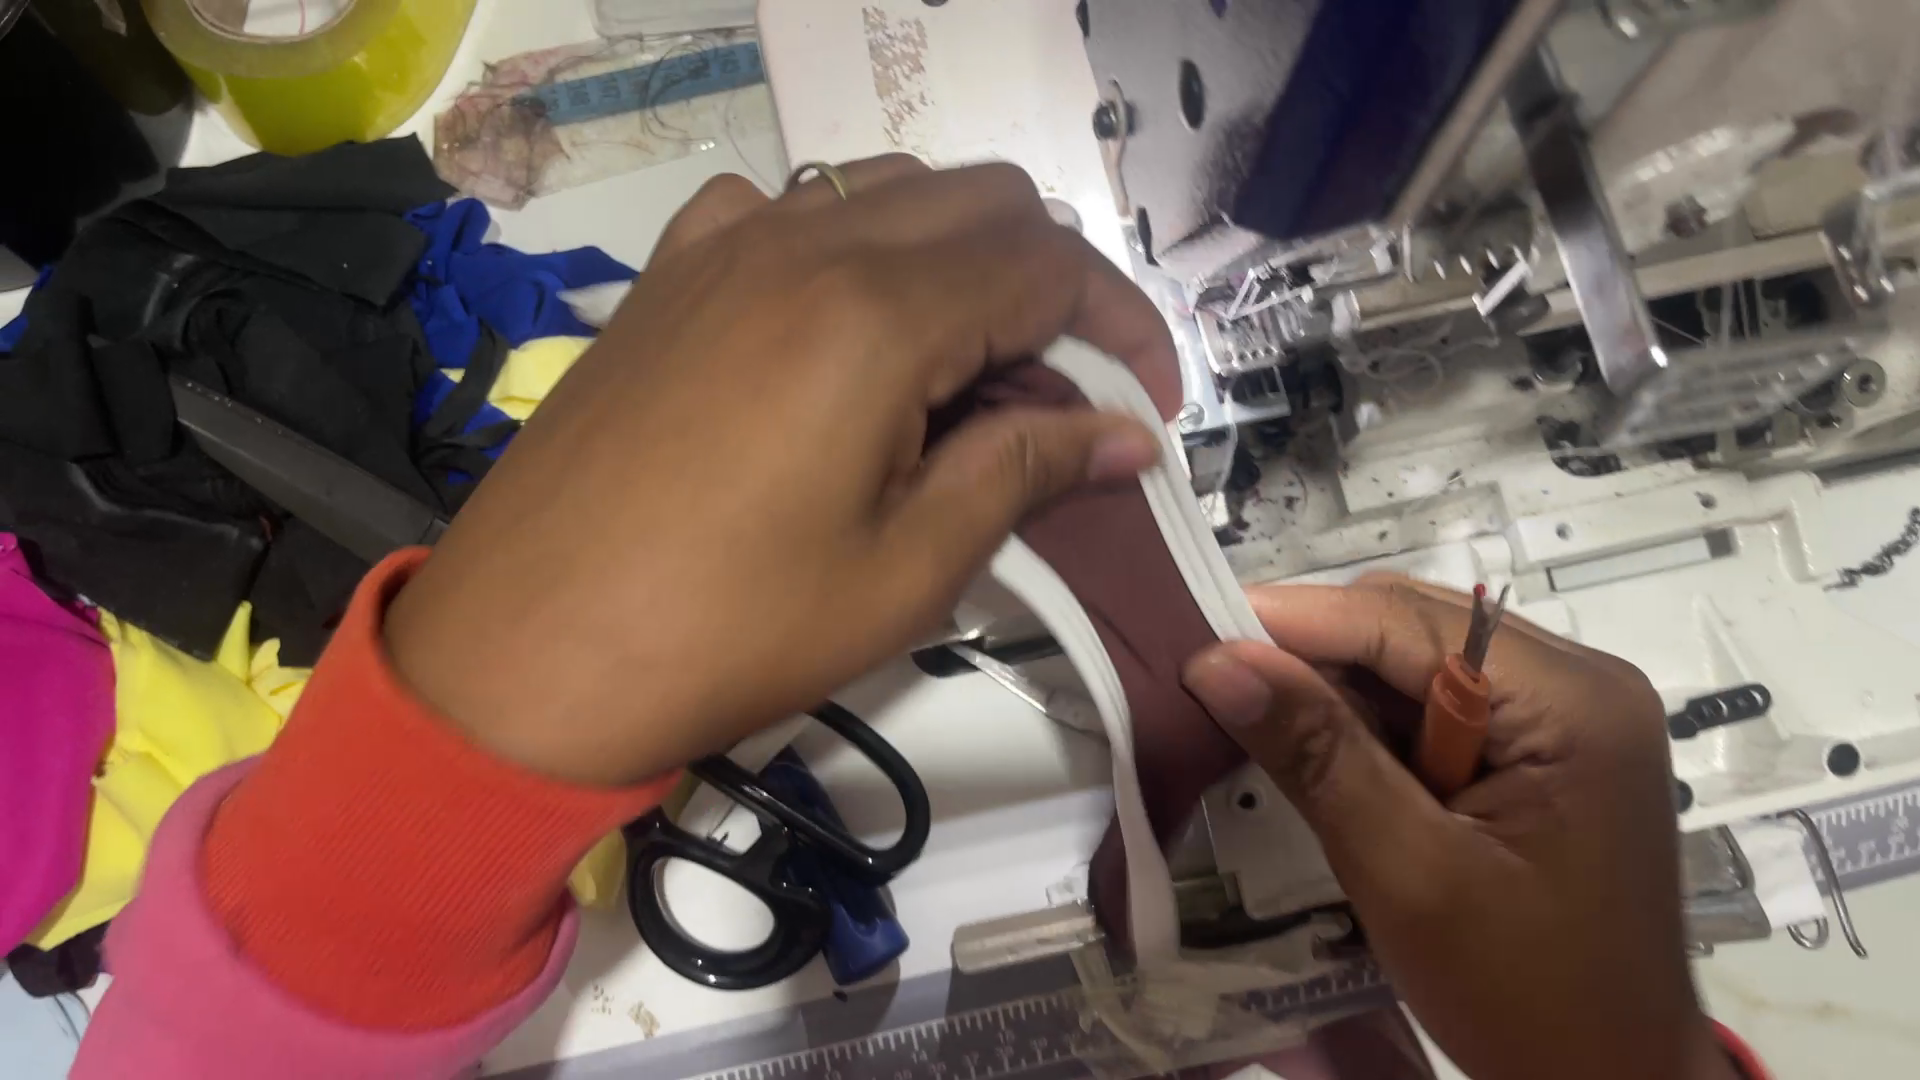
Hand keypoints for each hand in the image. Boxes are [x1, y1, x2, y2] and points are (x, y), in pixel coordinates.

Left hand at [383, 157, 1174, 786]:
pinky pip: (792, 213)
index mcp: (875, 317)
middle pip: (984, 206)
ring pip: (893, 193)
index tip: (1148, 405)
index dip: (1126, 327)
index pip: (1051, 267)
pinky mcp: (671, 277)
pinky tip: (848, 328)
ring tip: (966, 369)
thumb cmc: (733, 633)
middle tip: (1060, 395)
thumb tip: (1124, 435)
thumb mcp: (909, 571)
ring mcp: (725, 247)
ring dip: (963, 264)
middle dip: (1054, 287)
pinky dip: (858, 250)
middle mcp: (805, 245)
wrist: (527, 660)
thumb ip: (1024, 474)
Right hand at [1181, 576, 1736, 1079]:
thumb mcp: (1405, 871)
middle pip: (1399, 624)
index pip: (1400, 619)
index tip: (1197, 636)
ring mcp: (1547, 707)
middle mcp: (1566, 679)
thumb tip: (1215, 662)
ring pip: (1397, 654)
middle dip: (1304, 651)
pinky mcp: (1519, 739)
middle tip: (1220, 686)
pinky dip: (1348, 713)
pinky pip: (1411, 694)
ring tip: (1251, 714)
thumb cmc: (1522, 993)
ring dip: (1320, 682)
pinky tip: (1309, 744)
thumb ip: (1313, 753)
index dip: (1291, 620)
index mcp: (1568, 700)